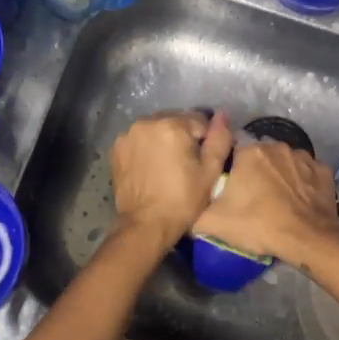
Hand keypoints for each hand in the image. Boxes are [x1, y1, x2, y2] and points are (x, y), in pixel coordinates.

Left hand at [110, 111, 232, 246]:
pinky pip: (139, 139)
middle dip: (183, 136)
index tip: (202, 159)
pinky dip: (146, 147)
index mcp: (172, 125)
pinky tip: (151, 166)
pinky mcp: (116, 148)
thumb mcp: (210, 171)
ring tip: (167, 165)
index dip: (205, 139)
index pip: (199, 120)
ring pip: (155, 128)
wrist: (146, 224)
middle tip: (185, 163)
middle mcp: (147, 122)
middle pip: (175, 120)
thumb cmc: (183, 199)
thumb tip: (222, 115)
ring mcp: (128, 134)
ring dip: (163, 139)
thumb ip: (220, 138)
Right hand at [192, 140, 338, 263]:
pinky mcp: (323, 170)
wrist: (307, 238)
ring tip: (278, 198)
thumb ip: (194, 210)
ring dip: (280, 173)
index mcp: (249, 151)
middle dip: (256, 169)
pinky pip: (307, 172)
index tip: (232, 184)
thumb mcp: (213, 222)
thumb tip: (184, 207)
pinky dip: (302, 182)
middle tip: (253, 194)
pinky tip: (299, 200)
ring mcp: (303, 156)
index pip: (233, 148)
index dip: (232, 166)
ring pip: (285, 161)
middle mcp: (276, 146)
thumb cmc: (258, 224)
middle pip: (260, 153)